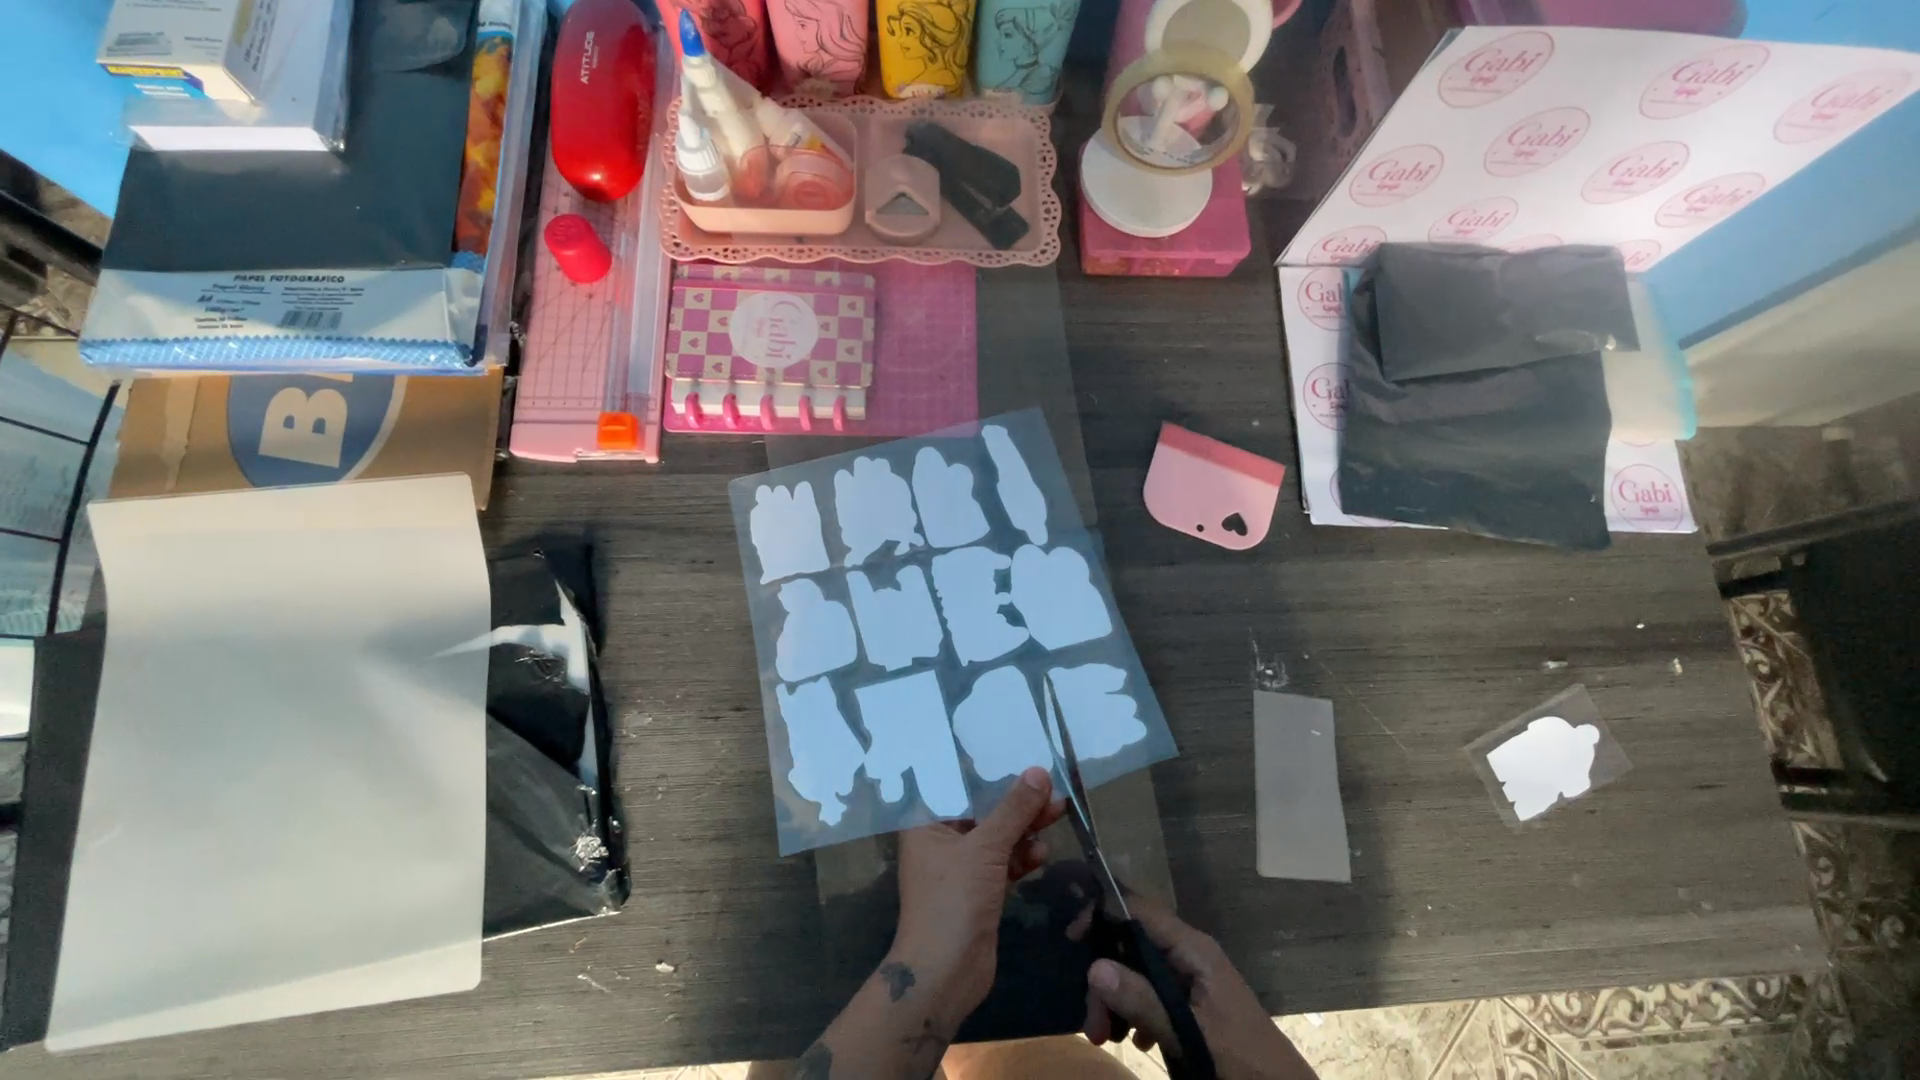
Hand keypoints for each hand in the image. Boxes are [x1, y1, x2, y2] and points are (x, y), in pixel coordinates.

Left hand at [889, 766, 1065, 1031]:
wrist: (945, 973)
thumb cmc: (953, 900)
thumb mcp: (985, 848)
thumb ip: (1014, 810)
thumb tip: (1039, 772)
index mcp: (926, 824)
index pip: (958, 786)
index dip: (990, 773)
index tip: (1022, 757)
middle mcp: (939, 841)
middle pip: (982, 811)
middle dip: (1017, 802)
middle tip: (1052, 788)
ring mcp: (959, 869)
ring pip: (996, 838)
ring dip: (1024, 828)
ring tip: (1057, 812)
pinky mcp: (978, 892)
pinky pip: (1002, 863)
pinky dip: (1021, 857)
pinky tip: (1041, 852)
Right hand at [1084, 902, 1318, 1079]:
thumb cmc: (1244, 1064)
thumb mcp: (1191, 1036)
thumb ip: (1143, 1001)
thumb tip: (1094, 967)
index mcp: (1193, 949)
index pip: (1139, 909)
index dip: (1103, 913)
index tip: (1071, 939)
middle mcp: (1189, 954)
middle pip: (1132, 944)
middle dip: (1105, 976)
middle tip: (1092, 1025)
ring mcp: (1191, 979)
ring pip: (1137, 971)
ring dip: (1115, 999)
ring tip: (1107, 1038)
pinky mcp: (1192, 1005)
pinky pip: (1150, 993)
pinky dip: (1133, 1011)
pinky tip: (1133, 1041)